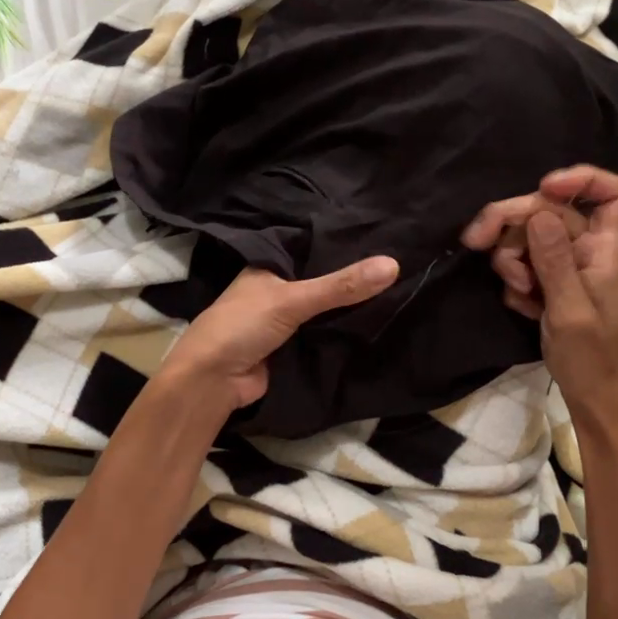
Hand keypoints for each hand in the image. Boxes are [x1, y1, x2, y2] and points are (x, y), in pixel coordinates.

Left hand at [160, 257, 399, 407]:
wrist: (213, 381)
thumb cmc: (242, 326)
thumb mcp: (292, 299)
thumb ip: (340, 286)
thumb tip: (395, 264)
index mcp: (269, 266)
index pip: (313, 249)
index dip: (344, 245)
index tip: (387, 237)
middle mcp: (277, 289)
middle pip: (322, 282)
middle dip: (353, 280)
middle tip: (403, 267)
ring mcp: (284, 321)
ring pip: (325, 310)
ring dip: (351, 309)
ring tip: (402, 291)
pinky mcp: (292, 349)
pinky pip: (324, 336)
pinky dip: (344, 334)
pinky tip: (379, 325)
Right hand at [464, 166, 617, 418]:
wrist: (596, 398)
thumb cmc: (593, 359)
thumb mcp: (570, 312)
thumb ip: (554, 261)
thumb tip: (539, 213)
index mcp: (608, 250)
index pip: (611, 193)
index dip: (580, 179)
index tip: (542, 187)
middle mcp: (590, 250)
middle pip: (550, 211)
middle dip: (512, 222)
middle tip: (475, 240)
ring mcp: (569, 267)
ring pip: (530, 238)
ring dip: (512, 259)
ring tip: (518, 291)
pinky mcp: (553, 284)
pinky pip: (525, 265)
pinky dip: (516, 282)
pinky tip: (524, 306)